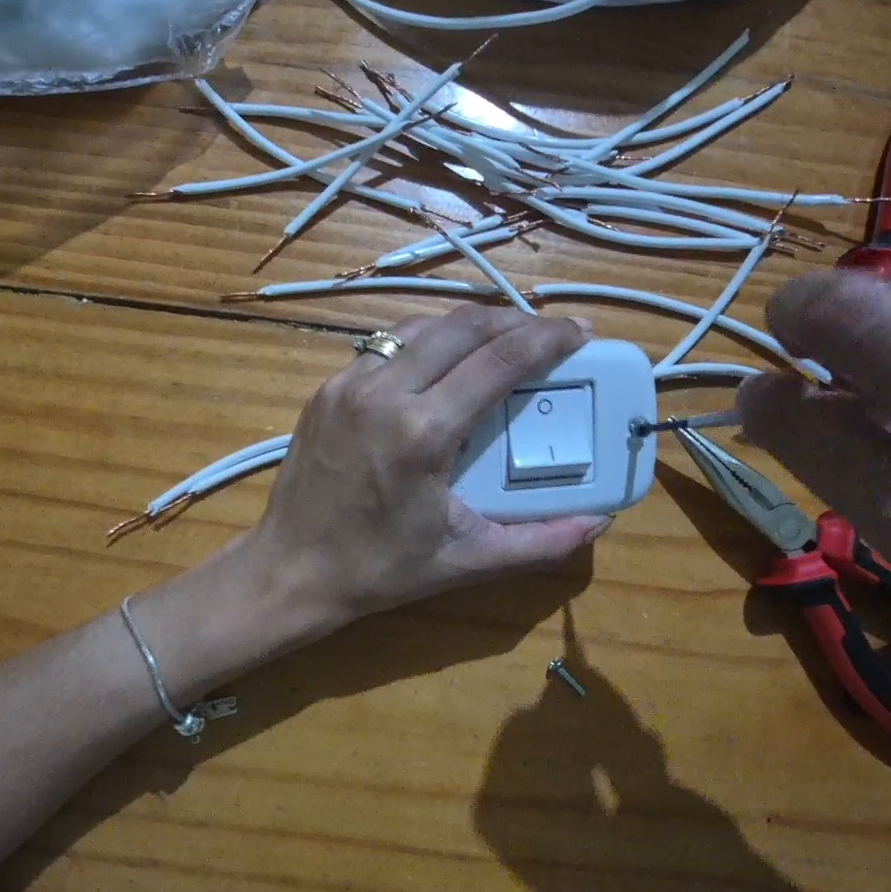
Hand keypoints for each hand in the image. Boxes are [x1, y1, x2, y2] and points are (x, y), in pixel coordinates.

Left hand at [250, 306, 610, 624]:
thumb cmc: (379, 570)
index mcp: (422, 432)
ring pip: (420, 326)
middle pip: (463, 325)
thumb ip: (540, 542)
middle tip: (549, 335)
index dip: (548, 336)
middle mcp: (383, 392)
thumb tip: (600, 521)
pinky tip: (442, 364)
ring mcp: (347, 385)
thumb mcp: (467, 560)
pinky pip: (385, 346)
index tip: (581, 331)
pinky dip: (425, 342)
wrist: (291, 571)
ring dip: (468, 325)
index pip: (499, 358)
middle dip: (514, 320)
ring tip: (501, 342)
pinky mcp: (326, 390)